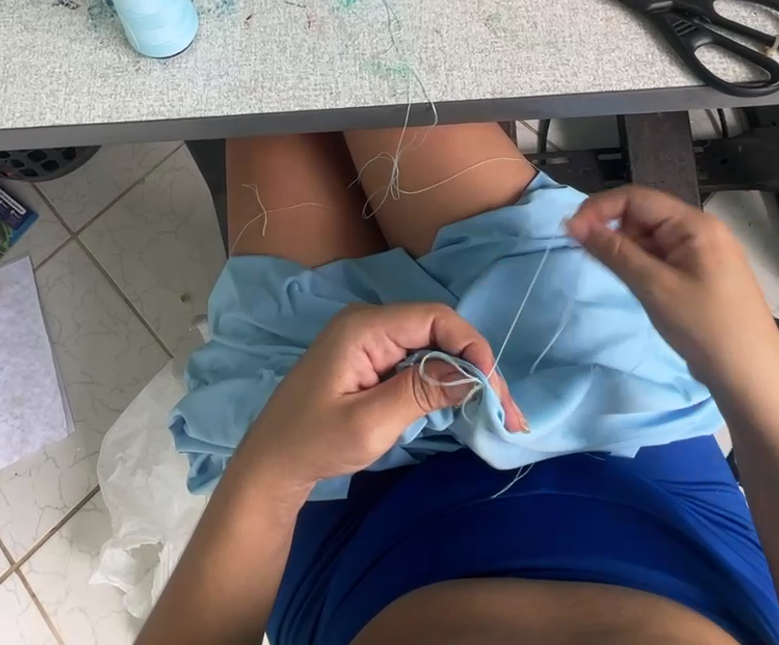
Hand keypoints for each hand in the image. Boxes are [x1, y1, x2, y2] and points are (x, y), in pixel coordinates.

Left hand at [232, 302, 526, 496]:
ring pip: (430, 346)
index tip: (493, 387)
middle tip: (506, 411)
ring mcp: (369, 341)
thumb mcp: (368, 423)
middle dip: (474, 364)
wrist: (273, 462)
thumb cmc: (313, 441)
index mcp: (363, 327)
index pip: (433, 317)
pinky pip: (415, 360)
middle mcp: (368, 323)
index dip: (470, 345)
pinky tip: (463, 402)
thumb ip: (419, 392)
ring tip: (495, 411)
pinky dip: (442, 381)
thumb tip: (470, 373)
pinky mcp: (371, 360)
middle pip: (436, 330)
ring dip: (463, 374)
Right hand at [565, 185, 778, 391]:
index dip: (599, 209)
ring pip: (649, 237)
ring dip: (624, 249)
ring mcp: (702, 253)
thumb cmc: (705, 327)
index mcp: (695, 224)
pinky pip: (660, 256)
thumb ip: (613, 251)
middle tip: (587, 256)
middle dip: (611, 230)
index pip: (636, 198)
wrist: (753, 379)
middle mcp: (700, 231)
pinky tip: (633, 283)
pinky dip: (640, 264)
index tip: (570, 232)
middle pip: (642, 215)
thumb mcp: (653, 286)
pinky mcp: (700, 274)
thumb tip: (573, 224)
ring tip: (613, 274)